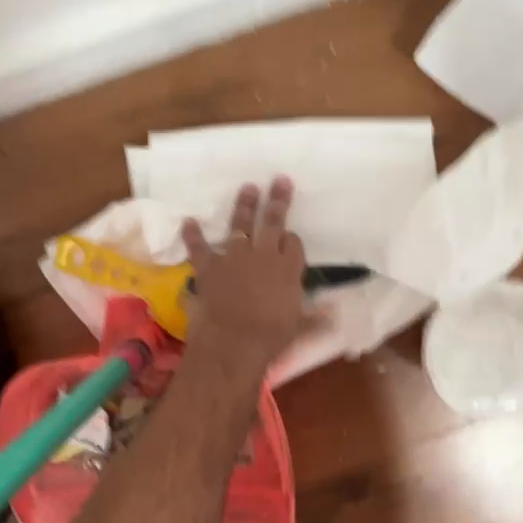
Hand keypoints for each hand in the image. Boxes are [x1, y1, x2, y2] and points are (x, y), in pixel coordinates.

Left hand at [178, 179, 314, 378]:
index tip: (290, 238)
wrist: (232, 342)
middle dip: (277, 200)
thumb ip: (315, 319)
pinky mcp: (209, 266)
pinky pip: (199, 246)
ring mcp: (234, 257)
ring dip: (244, 205)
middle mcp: (263, 255)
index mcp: (288, 269)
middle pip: (272, 221)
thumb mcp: (299, 328)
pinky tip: (188, 221)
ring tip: (248, 188)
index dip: (292, 240)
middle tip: (279, 180)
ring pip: (240, 225)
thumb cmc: (270, 337)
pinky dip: (193, 234)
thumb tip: (335, 315)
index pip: (294, 244)